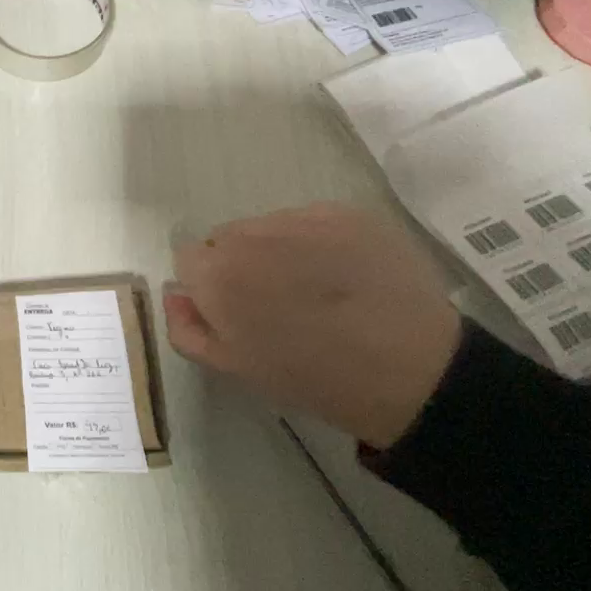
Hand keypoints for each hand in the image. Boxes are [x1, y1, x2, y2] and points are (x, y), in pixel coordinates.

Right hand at [164, 203, 462, 447]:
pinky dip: (316, 242)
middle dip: (241, 265)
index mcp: (217, 275)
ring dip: (277, 251)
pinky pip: (309, 220)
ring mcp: (300, 219)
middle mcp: (250, 235)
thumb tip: (176, 294)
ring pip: (267, 227)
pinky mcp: (344, 212)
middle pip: (226, 239)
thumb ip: (187, 328)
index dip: (209, 288)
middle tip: (277, 303)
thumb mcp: (235, 368)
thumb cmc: (313, 378)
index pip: (187, 259)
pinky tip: (343, 274)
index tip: (237, 313)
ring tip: (316, 289)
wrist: (413, 371)